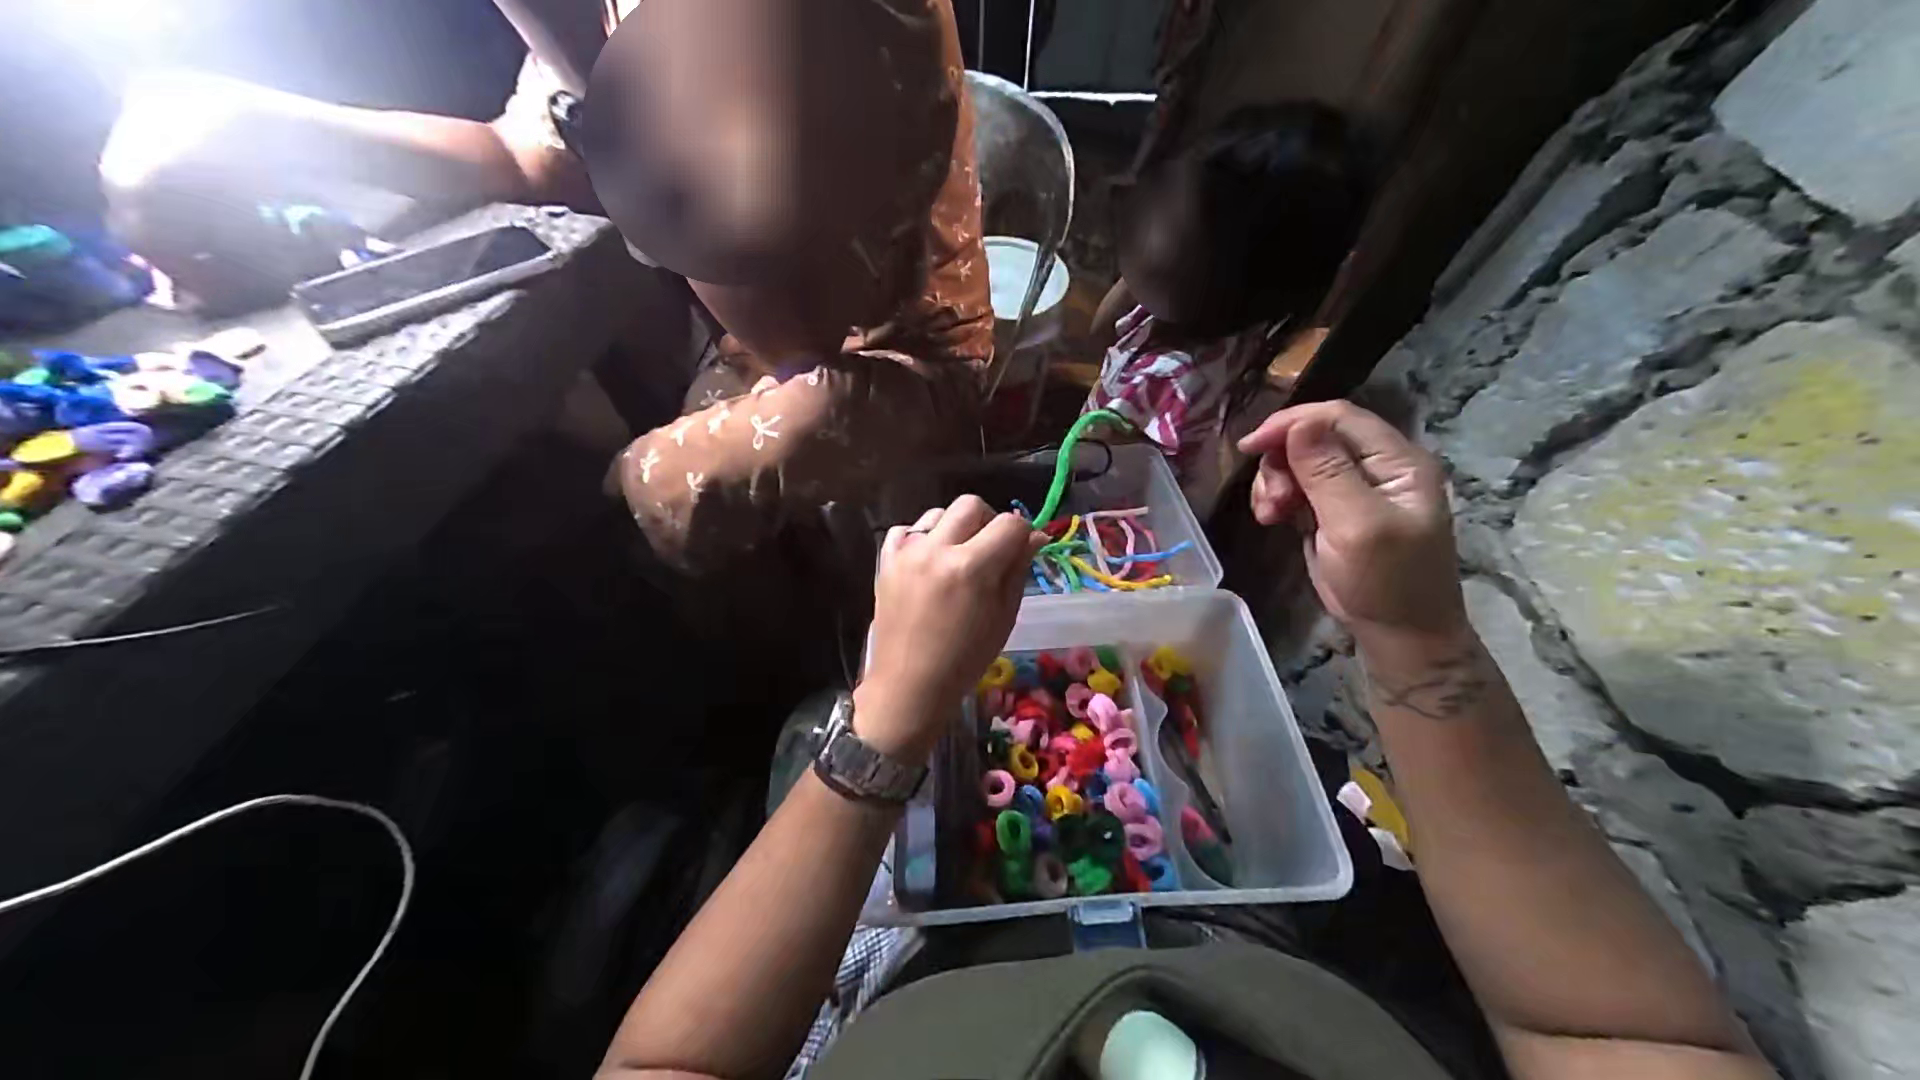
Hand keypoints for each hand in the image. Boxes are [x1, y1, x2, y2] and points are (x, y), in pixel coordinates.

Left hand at [859, 496, 1043, 761]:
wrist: (910, 685)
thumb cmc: (966, 659)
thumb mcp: (1004, 617)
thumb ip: (1018, 570)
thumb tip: (1034, 537)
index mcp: (971, 567)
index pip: (1009, 523)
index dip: (1023, 533)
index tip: (1021, 550)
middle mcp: (936, 549)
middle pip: (972, 505)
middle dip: (989, 522)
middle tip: (991, 551)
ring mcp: (907, 553)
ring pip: (939, 513)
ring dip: (955, 527)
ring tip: (958, 558)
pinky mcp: (886, 561)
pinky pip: (908, 530)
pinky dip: (923, 538)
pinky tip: (929, 563)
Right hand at [1237, 401, 1465, 642]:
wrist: (1397, 633)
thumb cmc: (1386, 581)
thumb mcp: (1357, 526)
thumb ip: (1328, 472)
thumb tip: (1299, 423)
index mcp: (1396, 461)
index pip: (1338, 418)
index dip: (1291, 424)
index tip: (1249, 447)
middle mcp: (1375, 466)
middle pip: (1312, 437)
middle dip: (1280, 461)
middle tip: (1270, 501)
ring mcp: (1352, 488)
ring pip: (1297, 461)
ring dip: (1274, 481)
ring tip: (1269, 515)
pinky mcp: (1331, 509)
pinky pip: (1295, 486)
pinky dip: (1276, 497)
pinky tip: (1271, 519)